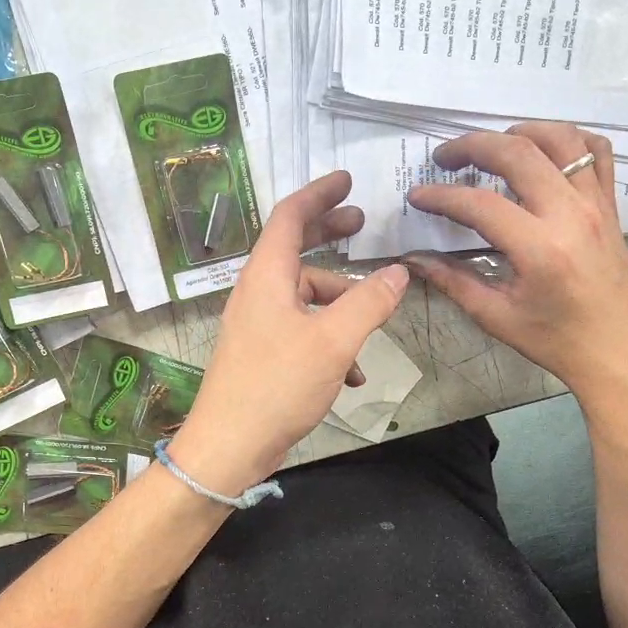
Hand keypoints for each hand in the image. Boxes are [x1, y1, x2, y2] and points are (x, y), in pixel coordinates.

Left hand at [166, 171, 409, 495]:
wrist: (230, 446)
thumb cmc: (277, 386)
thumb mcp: (334, 342)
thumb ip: (369, 303)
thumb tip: (398, 272)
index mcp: (267, 277)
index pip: (291, 217)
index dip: (320, 194)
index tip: (347, 181)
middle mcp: (257, 294)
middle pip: (296, 252)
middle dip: (329, 236)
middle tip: (361, 224)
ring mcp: (256, 327)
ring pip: (304, 300)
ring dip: (339, 307)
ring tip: (371, 329)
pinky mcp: (260, 358)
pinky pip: (299, 334)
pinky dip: (327, 342)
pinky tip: (351, 375)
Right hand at [405, 123, 627, 411]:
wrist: (615, 349)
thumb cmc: (554, 340)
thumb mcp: (497, 317)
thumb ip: (454, 281)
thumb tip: (415, 260)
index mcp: (540, 249)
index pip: (480, 204)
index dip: (442, 196)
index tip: (418, 196)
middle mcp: (571, 214)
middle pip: (518, 152)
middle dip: (473, 145)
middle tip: (445, 157)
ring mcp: (596, 203)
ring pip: (560, 139)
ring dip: (520, 132)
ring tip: (493, 146)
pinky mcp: (610, 204)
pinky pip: (595, 151)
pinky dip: (568, 140)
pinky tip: (544, 152)